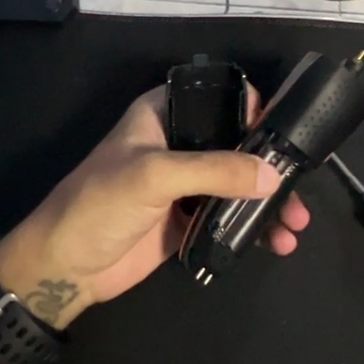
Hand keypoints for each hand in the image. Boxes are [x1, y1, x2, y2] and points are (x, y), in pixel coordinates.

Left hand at [0, 86, 309, 328]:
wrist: (65, 267)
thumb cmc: (99, 204)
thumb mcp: (154, 176)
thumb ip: (215, 170)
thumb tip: (273, 176)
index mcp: (163, 113)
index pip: (219, 96)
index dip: (253, 110)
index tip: (283, 136)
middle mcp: (178, 142)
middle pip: (237, 143)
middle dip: (272, 166)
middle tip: (298, 190)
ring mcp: (184, 184)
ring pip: (239, 184)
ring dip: (269, 203)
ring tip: (295, 226)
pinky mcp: (188, 219)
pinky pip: (230, 217)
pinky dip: (255, 227)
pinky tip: (278, 243)